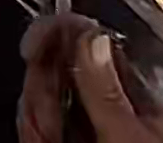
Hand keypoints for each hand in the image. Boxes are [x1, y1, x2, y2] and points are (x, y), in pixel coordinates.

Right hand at [18, 14, 162, 142]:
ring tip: (44, 142)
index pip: (86, 36)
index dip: (52, 32)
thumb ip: (107, 92)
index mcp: (134, 97)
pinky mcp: (69, 141)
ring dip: (34, 119)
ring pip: (41, 98)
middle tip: (46, 127)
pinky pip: (38, 127)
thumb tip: (88, 32)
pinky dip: (34, 133)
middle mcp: (109, 108)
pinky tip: (39, 142)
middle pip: (55, 66)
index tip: (28, 51)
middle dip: (40, 91)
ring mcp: (88, 130)